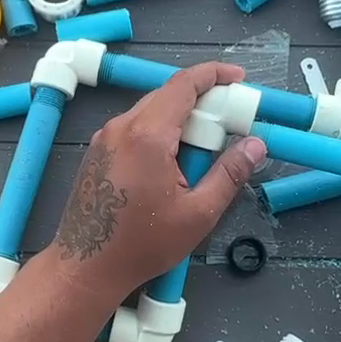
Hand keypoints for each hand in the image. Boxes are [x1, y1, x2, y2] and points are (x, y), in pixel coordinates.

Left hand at [44, 62, 267, 302]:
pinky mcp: (96, 153)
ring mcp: (104, 139)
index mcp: (147, 135)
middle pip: (167, 95)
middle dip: (202, 101)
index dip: (214, 74)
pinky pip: (134, 128)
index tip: (238, 78)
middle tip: (229, 121)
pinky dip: (159, 132)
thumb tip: (254, 146)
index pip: (183, 84)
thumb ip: (229, 174)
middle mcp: (121, 128)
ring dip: (180, 119)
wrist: (86, 266)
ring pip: (149, 112)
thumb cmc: (142, 244)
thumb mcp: (198, 213)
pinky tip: (174, 160)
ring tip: (204, 146)